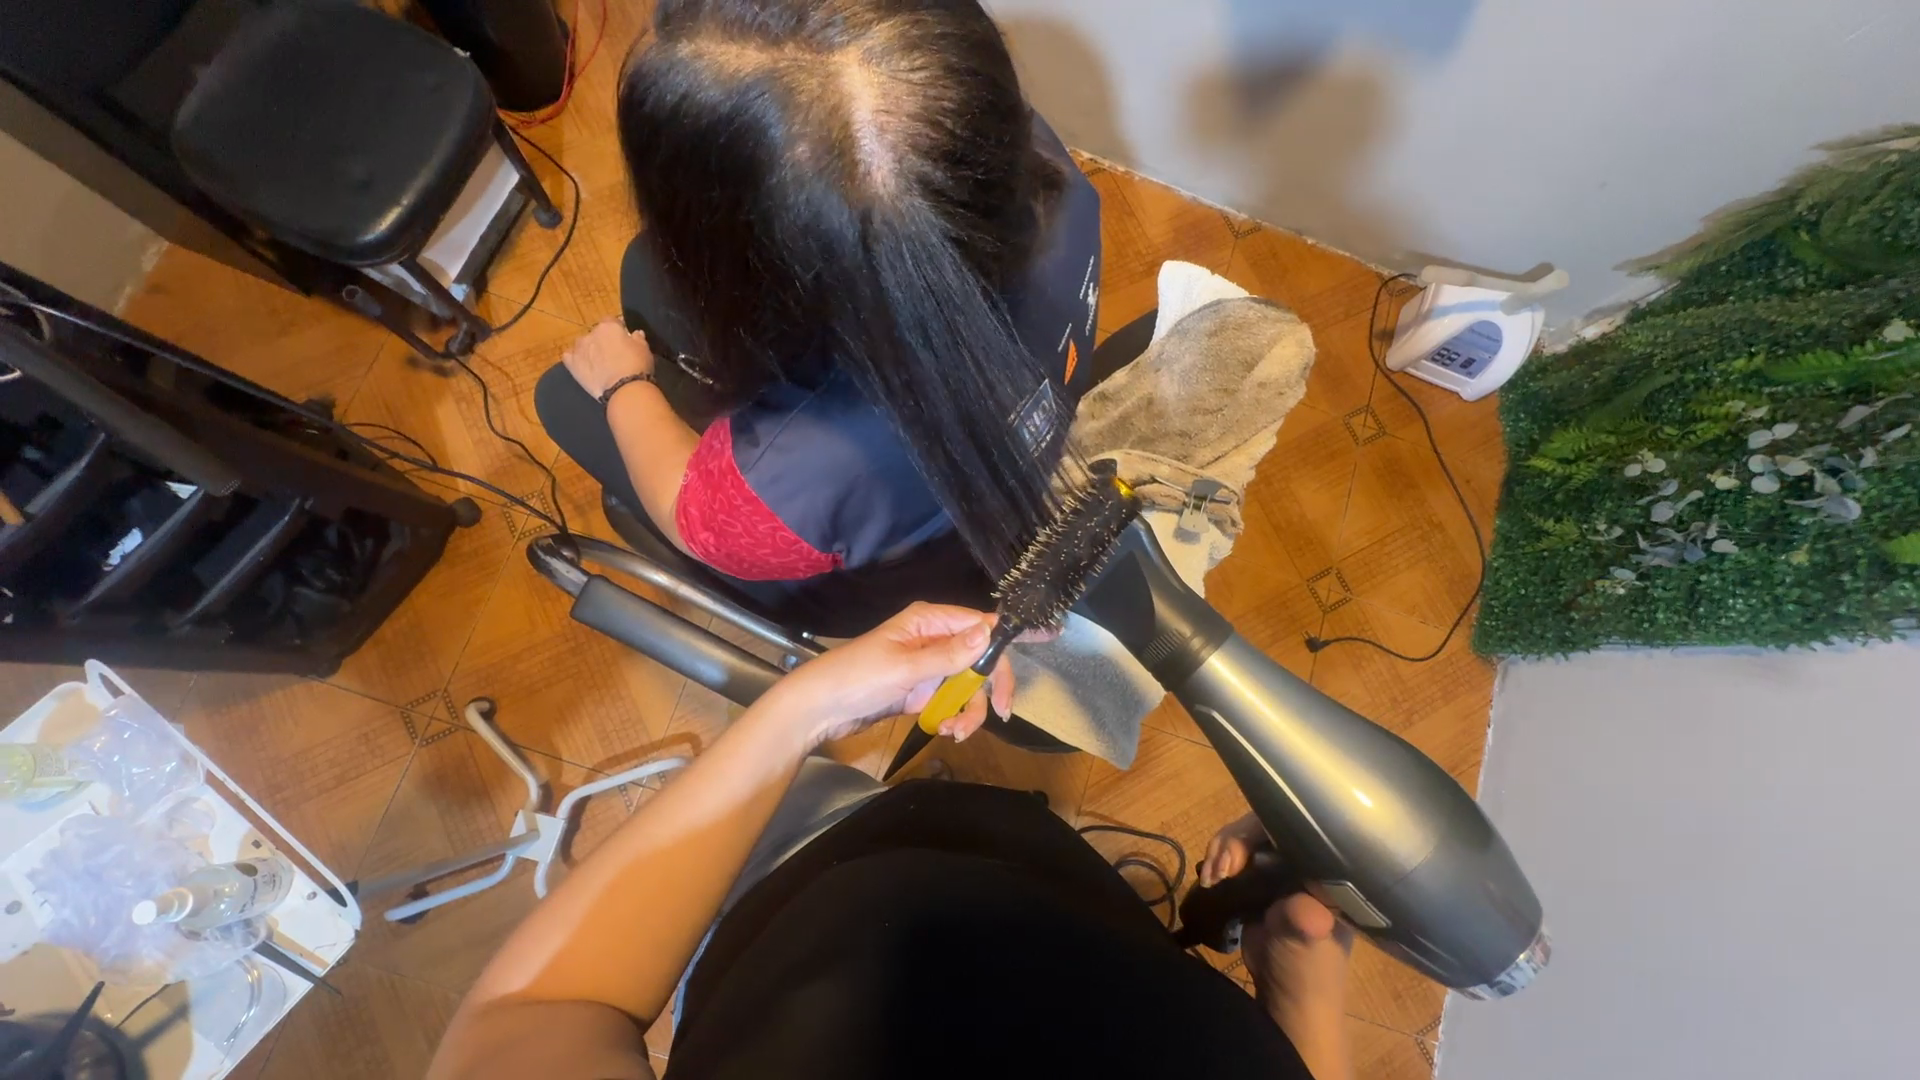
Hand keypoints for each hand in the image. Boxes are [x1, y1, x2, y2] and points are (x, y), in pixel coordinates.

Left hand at [562, 319, 653, 398]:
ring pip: (582, 344)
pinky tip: (584, 365)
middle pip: (597, 333)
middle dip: (604, 340)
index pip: (612, 320)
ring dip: (589, 349)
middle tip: (614, 353)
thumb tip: (635, 333)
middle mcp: (591, 333)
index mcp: (609, 327)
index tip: (624, 337)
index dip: (618, 329)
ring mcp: (579, 348)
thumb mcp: (645, 350)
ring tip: (599, 362)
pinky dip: (575, 358)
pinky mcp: (572, 364)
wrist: (624, 389)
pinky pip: (569, 356)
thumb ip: (638, 338)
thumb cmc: (637, 366)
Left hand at [768, 603, 1014, 748]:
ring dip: (970, 711)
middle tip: (1003, 713)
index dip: (1007, 637)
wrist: (819, 710)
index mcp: (929, 621)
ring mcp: (929, 667)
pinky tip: (946, 731)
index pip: (980, 624)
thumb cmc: (857, 677)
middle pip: (981, 658)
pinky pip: (952, 702)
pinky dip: (955, 718)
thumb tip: (989, 633)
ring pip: (969, 686)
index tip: (1045, 641)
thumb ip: (949, 654)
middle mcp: (934, 639)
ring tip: (956, 732)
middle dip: (991, 686)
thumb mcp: (905, 666)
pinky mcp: (922, 692)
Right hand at [1202, 814, 1352, 1079]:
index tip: (1239, 857)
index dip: (1262, 829)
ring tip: (1211, 880)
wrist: (1286, 1001)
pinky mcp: (1255, 882)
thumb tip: (1299, 903)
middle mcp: (1302, 861)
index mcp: (1325, 867)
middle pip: (1261, 826)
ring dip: (1220, 853)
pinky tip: (1210, 880)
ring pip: (1242, 839)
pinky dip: (1216, 863)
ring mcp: (1277, 870)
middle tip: (1219, 872)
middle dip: (1233, 842)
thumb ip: (1303, 917)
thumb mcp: (1309, 942)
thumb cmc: (1309, 970)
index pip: (1294, 824)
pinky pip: (1231, 857)